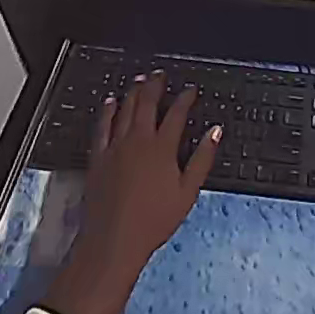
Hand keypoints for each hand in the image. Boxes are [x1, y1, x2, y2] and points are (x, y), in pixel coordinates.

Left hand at [43, 71, 219, 313]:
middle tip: (160, 74)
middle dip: (155, 85)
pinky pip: (103, 125)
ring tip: (140, 80)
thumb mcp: (187, 192)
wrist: (114, 238)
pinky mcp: (99, 155)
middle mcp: (138, 140)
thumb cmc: (154, 220)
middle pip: (148, 103)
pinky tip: (110, 101)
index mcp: (162, 148)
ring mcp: (116, 145)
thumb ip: (202, 159)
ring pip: (125, 108)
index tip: (190, 90)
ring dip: (133, 91)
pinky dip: (107, 110)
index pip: (176, 114)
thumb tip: (215, 131)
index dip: (185, 98)